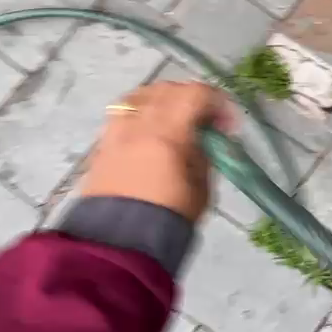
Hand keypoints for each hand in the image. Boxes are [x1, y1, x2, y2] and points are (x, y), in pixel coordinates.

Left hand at [78, 81, 227, 221]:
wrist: (118, 241)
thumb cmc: (169, 215)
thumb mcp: (201, 184)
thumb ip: (203, 153)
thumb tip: (204, 139)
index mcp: (167, 133)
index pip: (196, 94)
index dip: (218, 102)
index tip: (229, 126)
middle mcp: (139, 125)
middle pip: (168, 89)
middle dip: (193, 98)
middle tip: (207, 120)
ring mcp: (116, 132)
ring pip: (141, 95)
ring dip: (165, 100)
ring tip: (177, 119)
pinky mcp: (103, 144)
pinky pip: (124, 112)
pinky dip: (143, 111)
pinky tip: (153, 130)